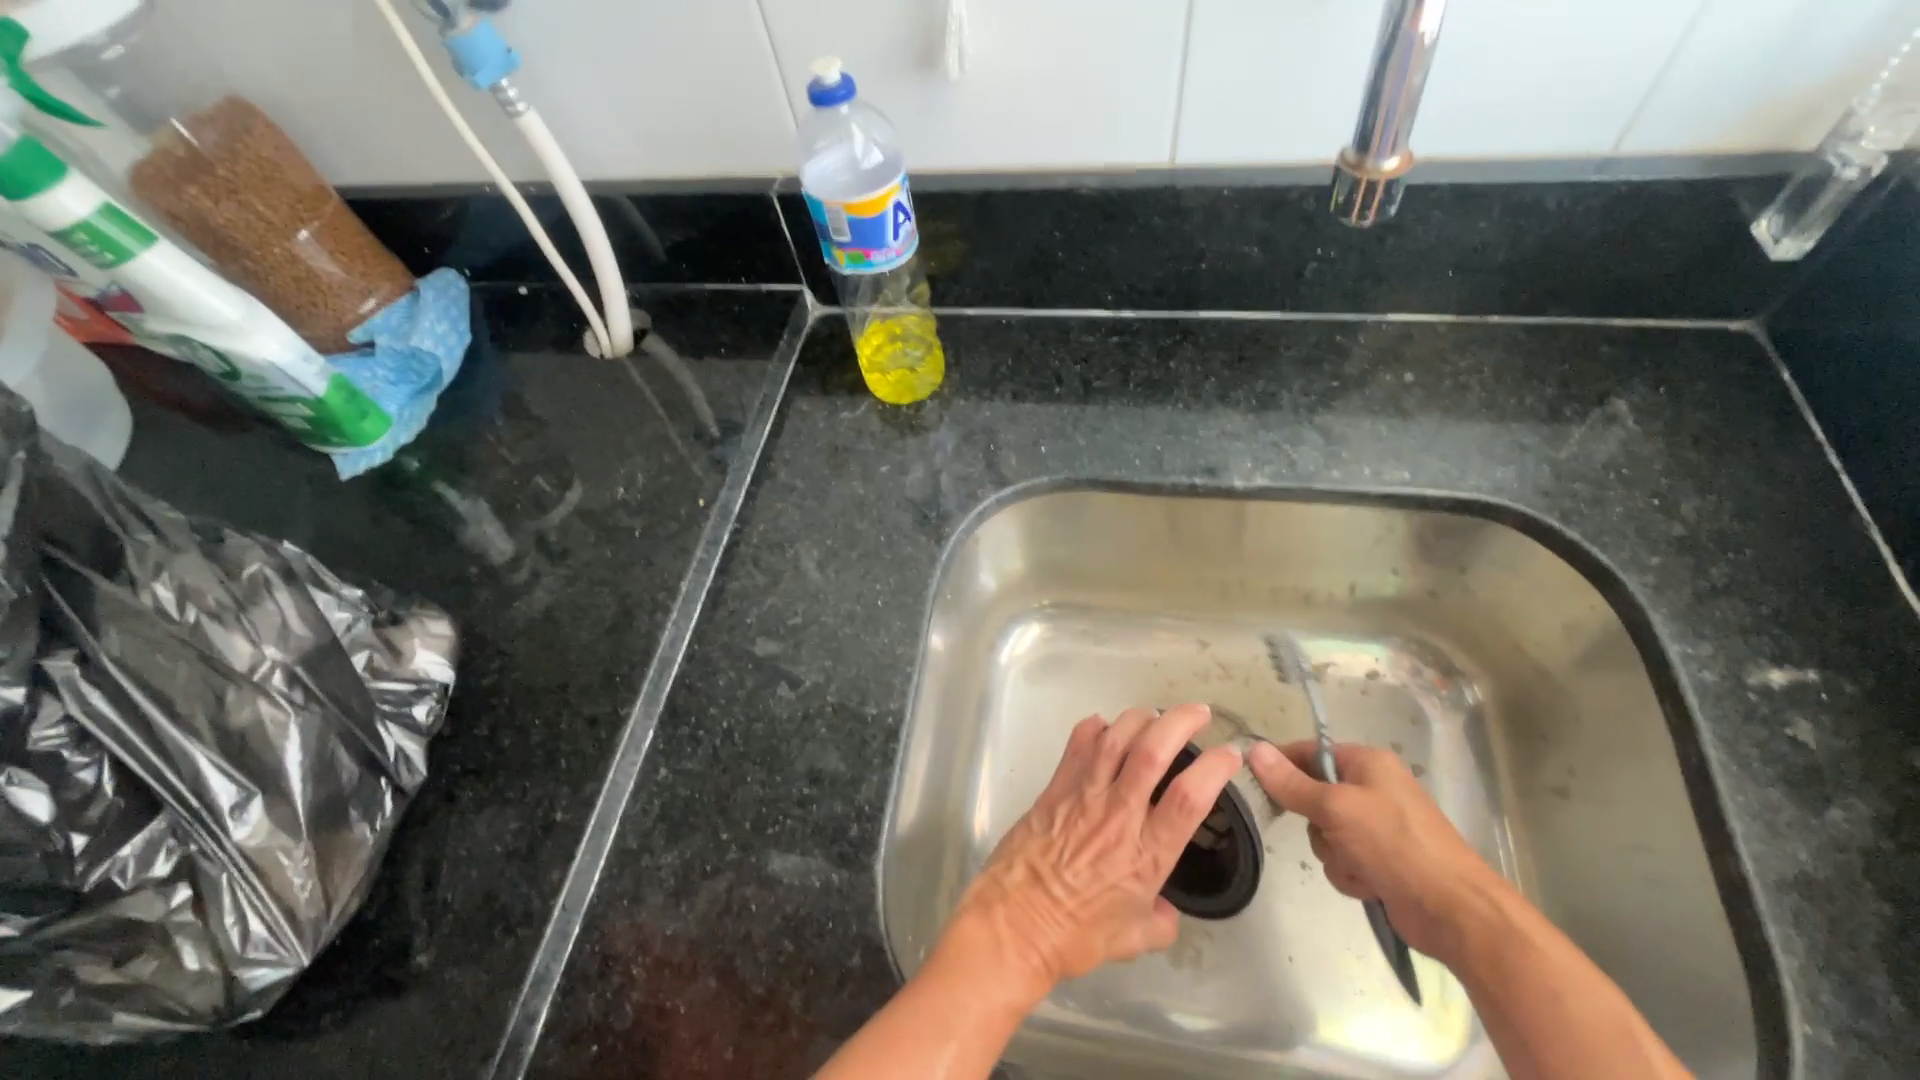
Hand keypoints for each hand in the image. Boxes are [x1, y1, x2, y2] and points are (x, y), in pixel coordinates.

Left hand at [942, 704, 1241, 1003]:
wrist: (1014, 926)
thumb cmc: (1074, 937)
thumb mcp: (1132, 940)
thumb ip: (1159, 922)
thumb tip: (1166, 911)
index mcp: (1147, 854)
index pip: (1189, 797)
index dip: (1215, 768)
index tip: (1229, 754)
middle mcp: (1119, 816)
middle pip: (1153, 752)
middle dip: (1180, 723)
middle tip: (1198, 714)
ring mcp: (1083, 798)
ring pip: (1115, 739)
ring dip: (1139, 718)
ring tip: (1154, 716)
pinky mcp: (1053, 790)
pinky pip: (1076, 747)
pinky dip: (1093, 728)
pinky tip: (1103, 725)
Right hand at [1249, 739, 1511, 964]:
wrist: (1452, 910)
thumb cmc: (1395, 845)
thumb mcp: (1336, 808)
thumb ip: (1291, 783)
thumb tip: (1254, 749)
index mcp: (1368, 763)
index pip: (1309, 752)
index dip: (1282, 766)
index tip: (1256, 785)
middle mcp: (1373, 789)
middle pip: (1314, 797)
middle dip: (1317, 824)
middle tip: (1331, 833)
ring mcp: (1378, 827)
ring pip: (1325, 834)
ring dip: (1334, 854)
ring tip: (1360, 865)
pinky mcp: (1381, 860)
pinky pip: (1342, 860)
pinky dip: (1350, 873)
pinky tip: (1370, 884)